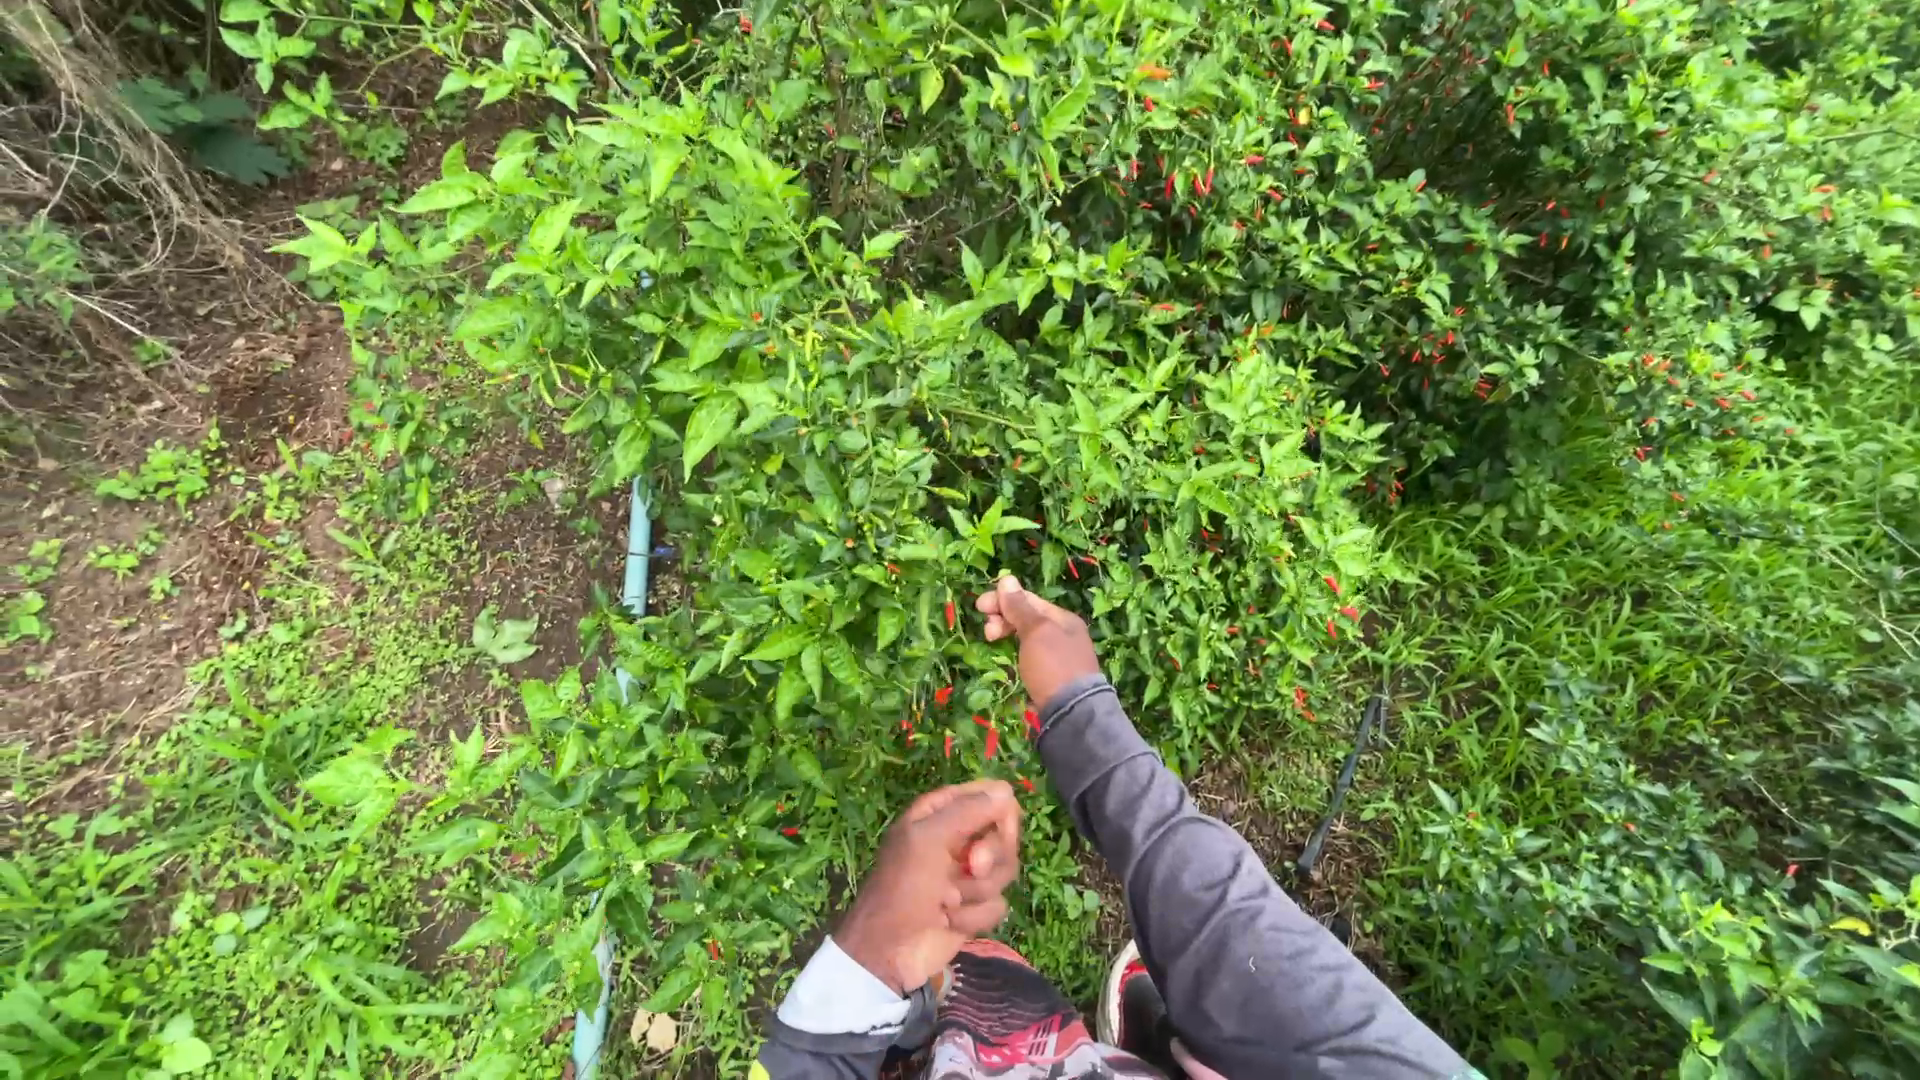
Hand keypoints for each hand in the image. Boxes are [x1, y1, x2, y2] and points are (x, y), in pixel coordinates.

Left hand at [834, 780, 1021, 994]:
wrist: (890, 951)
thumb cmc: (903, 887)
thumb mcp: (929, 839)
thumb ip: (969, 810)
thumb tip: (1006, 791)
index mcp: (939, 813)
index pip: (986, 794)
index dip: (999, 809)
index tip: (1003, 824)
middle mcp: (956, 839)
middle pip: (1002, 833)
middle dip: (991, 855)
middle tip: (973, 868)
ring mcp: (966, 875)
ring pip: (1004, 869)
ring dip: (978, 890)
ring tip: (949, 900)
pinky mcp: (974, 907)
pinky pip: (997, 903)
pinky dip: (974, 915)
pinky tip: (950, 921)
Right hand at [973, 574, 1102, 709]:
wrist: (1072, 713)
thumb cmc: (1053, 665)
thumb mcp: (1036, 631)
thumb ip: (1020, 607)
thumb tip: (1006, 579)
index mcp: (1062, 619)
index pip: (1028, 600)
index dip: (1003, 600)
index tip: (980, 606)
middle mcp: (1062, 634)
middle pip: (1026, 618)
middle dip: (1003, 618)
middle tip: (987, 631)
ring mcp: (1057, 656)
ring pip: (1025, 637)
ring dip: (1006, 633)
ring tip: (991, 641)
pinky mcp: (1050, 676)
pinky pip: (1027, 655)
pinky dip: (1014, 651)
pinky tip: (1006, 657)